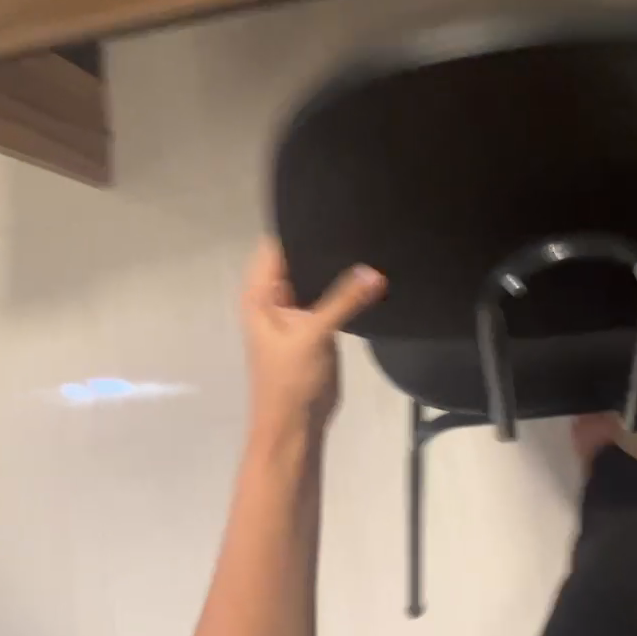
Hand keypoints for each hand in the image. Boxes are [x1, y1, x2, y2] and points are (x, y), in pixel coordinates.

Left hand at [240, 239, 385, 440]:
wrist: (295, 427)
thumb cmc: (290, 380)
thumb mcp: (314, 335)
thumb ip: (345, 300)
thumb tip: (376, 271)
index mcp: (260, 295)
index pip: (277, 245)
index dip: (300, 227)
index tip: (333, 208)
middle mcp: (274, 298)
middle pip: (298, 259)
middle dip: (324, 246)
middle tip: (360, 221)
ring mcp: (296, 313)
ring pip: (317, 278)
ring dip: (338, 268)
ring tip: (370, 241)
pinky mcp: (316, 328)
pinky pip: (330, 298)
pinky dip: (346, 289)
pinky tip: (371, 275)